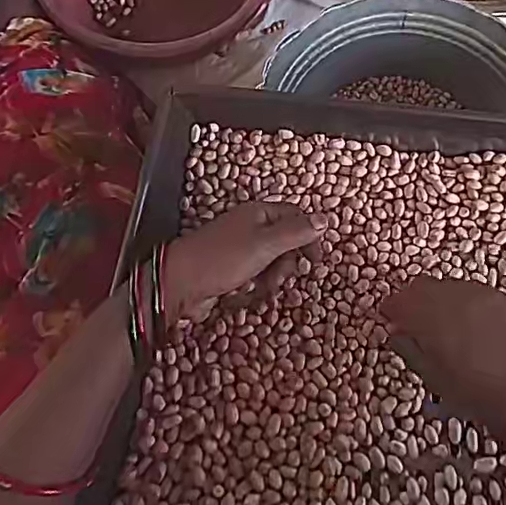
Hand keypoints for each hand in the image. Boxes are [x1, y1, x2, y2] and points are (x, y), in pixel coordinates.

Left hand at [158, 201, 321, 323]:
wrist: (180, 282)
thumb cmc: (222, 258)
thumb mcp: (265, 244)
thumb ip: (296, 232)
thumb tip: (325, 219)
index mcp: (258, 213)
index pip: (295, 216)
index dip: (309, 236)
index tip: (316, 260)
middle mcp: (250, 226)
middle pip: (285, 241)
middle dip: (287, 262)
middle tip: (279, 276)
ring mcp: (240, 247)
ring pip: (272, 260)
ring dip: (273, 276)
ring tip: (262, 287)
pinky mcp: (231, 267)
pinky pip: (256, 273)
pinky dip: (258, 283)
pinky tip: (251, 292)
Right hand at [380, 277, 505, 439]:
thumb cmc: (482, 396)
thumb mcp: (437, 381)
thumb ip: (411, 351)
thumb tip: (396, 332)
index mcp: (430, 318)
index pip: (397, 301)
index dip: (390, 311)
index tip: (389, 322)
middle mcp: (452, 296)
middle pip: (419, 286)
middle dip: (411, 301)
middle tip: (411, 324)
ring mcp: (479, 294)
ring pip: (445, 286)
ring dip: (436, 300)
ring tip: (441, 326)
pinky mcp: (501, 297)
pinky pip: (469, 291)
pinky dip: (460, 302)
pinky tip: (467, 325)